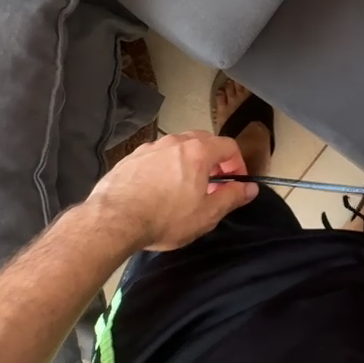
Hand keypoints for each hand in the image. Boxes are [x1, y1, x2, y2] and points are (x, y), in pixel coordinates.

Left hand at [85, 131, 257, 250]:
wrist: (113, 221)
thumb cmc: (164, 218)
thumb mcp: (207, 214)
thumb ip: (232, 197)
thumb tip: (250, 188)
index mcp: (198, 152)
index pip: (229, 146)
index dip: (238, 164)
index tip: (237, 182)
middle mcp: (175, 142)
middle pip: (204, 141)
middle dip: (214, 160)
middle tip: (214, 184)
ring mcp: (150, 148)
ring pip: (178, 147)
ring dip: (189, 162)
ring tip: (186, 188)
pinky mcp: (131, 157)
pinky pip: (157, 156)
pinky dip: (166, 167)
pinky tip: (159, 190)